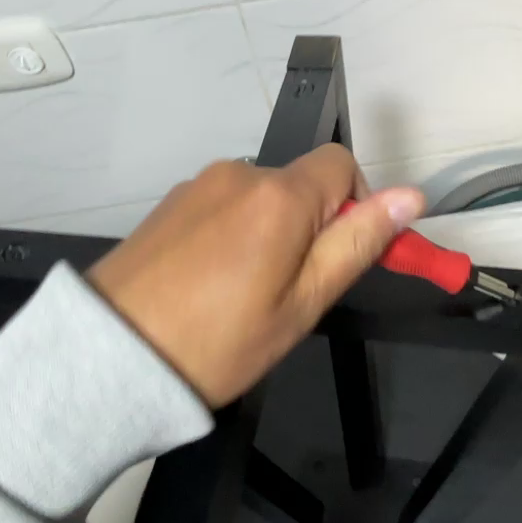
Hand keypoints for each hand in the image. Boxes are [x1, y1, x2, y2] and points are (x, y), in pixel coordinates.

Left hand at [89, 145, 424, 407]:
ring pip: (262, 198)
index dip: (356, 206)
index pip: (342, 164)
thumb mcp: (303, 303)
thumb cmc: (219, 342)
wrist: (110, 357)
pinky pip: (224, 207)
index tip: (338, 257)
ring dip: (271, 231)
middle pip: (300, 182)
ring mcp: (198, 186)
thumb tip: (411, 196)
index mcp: (279, 196)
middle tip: (287, 291)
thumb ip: (358, 243)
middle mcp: (238, 174)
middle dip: (310, 225)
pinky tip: (208, 282)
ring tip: (241, 293)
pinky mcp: (170, 204)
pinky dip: (233, 234)